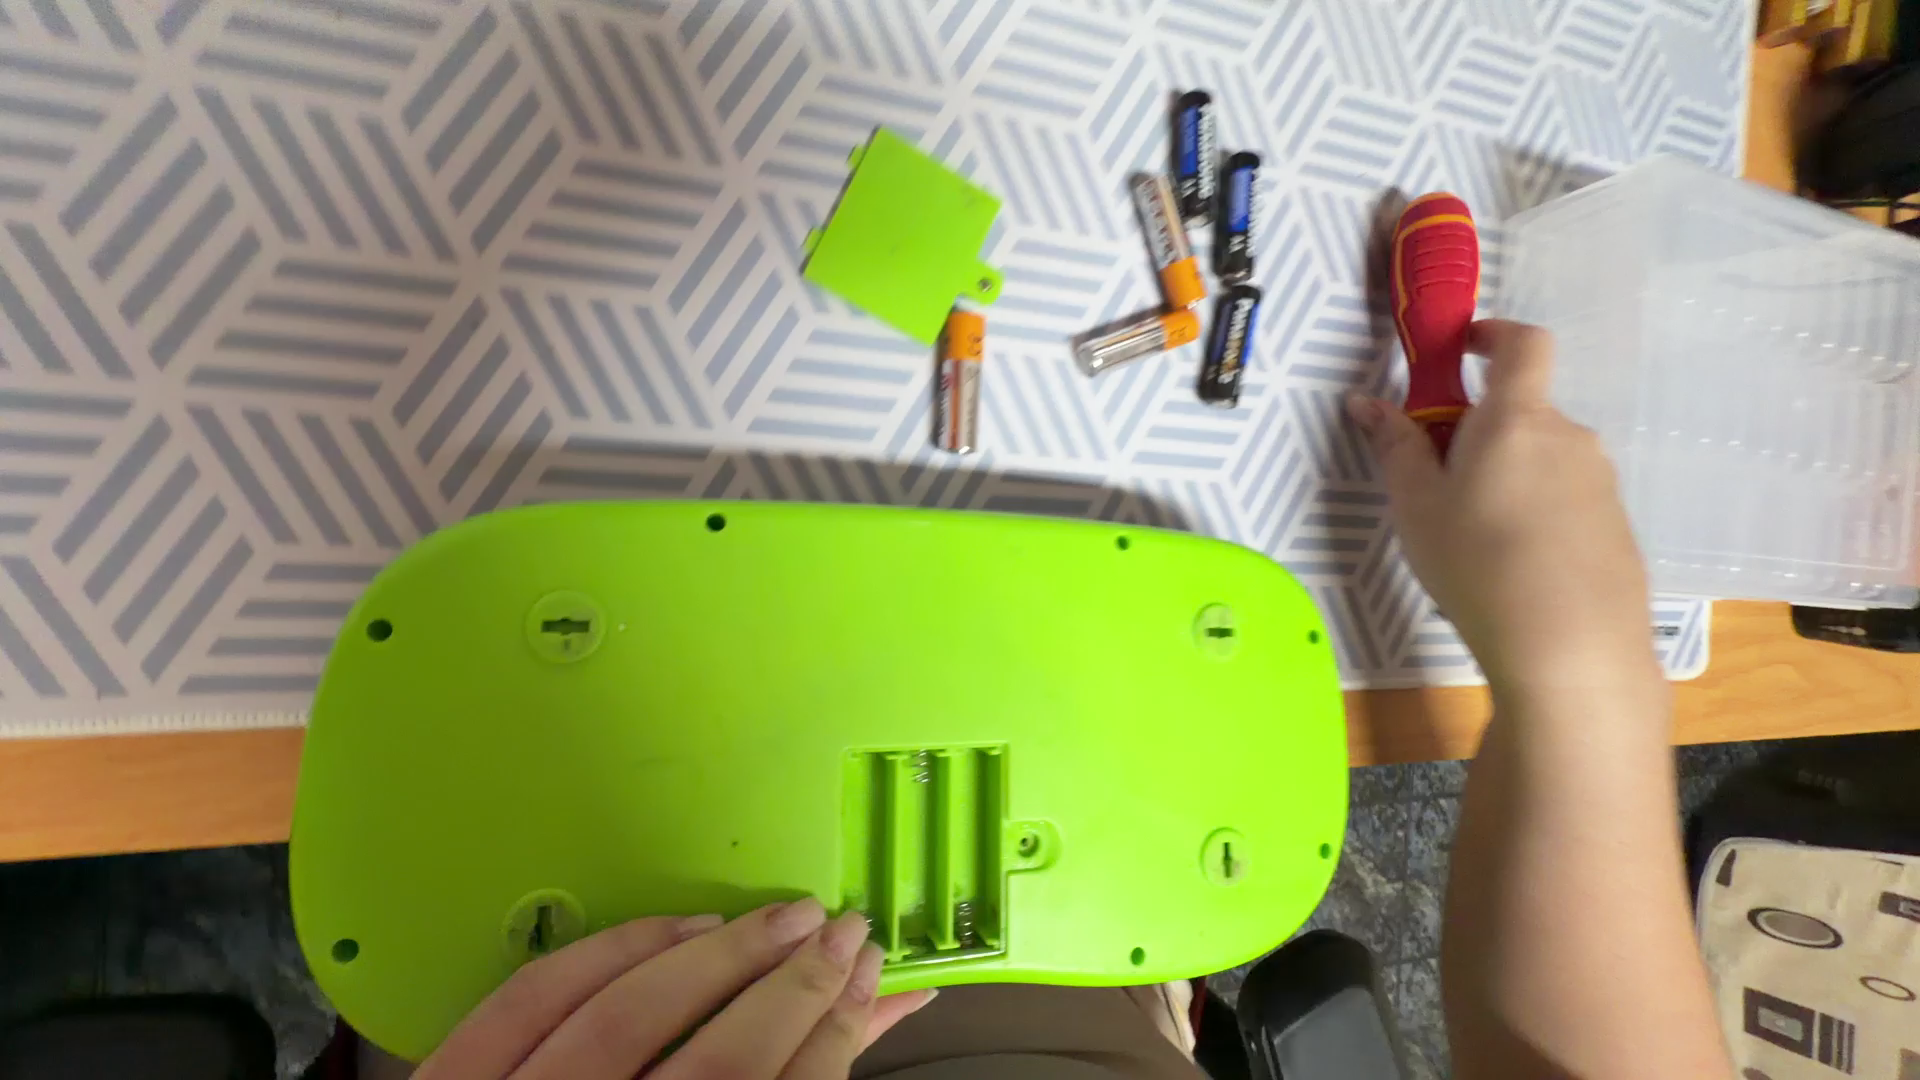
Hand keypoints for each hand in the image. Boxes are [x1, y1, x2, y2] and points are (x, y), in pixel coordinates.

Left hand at [415, 899, 936, 1079]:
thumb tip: (884, 1007)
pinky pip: (538, 995)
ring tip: (789, 915)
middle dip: (800, 987)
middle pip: (721, 1066)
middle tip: (847, 930)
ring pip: (630, 1019)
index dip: (838, 1034)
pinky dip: (620, 945)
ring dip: (726, 955)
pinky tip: (687, 922)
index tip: (875, 971)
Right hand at [1348, 320, 1663, 705]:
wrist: (1567, 643)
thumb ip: (1394, 445)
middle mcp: (1568, 436)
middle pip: (1519, 410)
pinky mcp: (1611, 520)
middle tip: (1432, 480)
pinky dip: (1527, 502)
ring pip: (1537, 454)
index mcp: (1516, 421)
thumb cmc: (1472, 559)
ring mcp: (1597, 479)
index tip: (1460, 350)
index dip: (1492, 334)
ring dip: (1500, 469)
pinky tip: (1505, 557)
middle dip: (1474, 428)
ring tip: (1466, 531)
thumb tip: (1365, 401)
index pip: (1522, 344)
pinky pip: (1560, 491)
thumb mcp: (1415, 502)